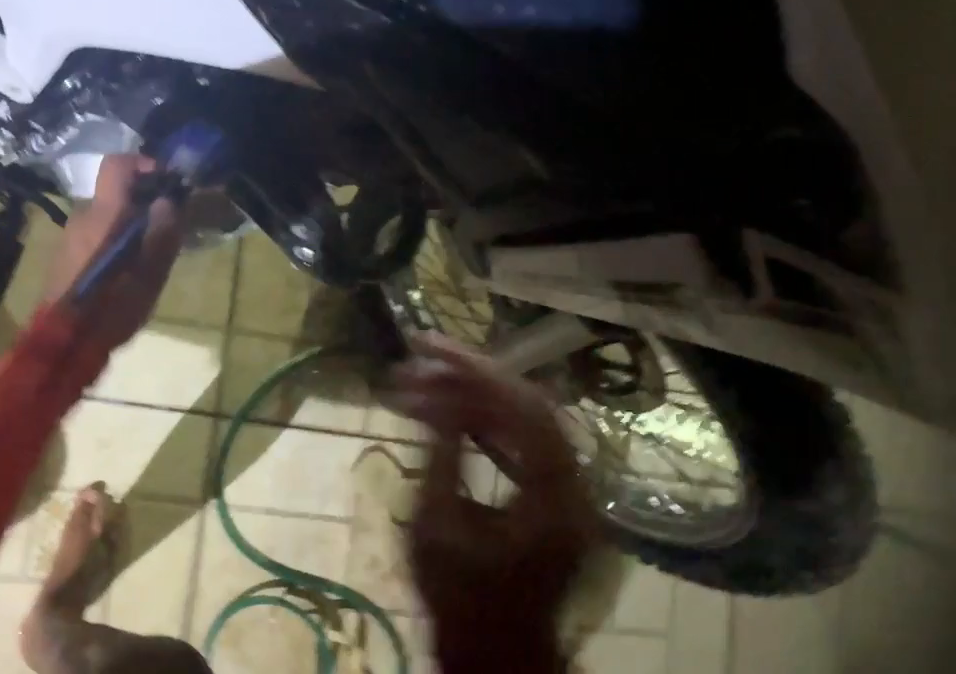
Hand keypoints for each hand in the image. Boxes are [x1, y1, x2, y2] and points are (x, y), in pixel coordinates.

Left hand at [39, 154, 184, 350]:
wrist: (62, 342)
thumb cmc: (110, 307)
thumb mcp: (148, 277)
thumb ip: (160, 235)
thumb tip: (168, 200)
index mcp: (103, 214)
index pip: (116, 164)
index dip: (142, 165)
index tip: (165, 184)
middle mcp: (82, 215)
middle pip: (115, 194)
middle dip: (143, 204)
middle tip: (167, 231)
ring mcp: (69, 235)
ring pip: (105, 217)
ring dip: (128, 226)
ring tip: (149, 258)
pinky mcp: (63, 255)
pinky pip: (93, 235)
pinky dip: (112, 241)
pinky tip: (124, 272)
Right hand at [391, 335, 599, 671]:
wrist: (493, 648)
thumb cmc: (459, 593)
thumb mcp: (438, 523)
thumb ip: (442, 455)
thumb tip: (438, 399)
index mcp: (554, 497)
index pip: (525, 410)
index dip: (475, 370)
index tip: (426, 348)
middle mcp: (573, 489)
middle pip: (529, 408)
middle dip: (470, 374)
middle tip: (418, 353)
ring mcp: (566, 494)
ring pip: (524, 422)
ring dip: (472, 396)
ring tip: (419, 379)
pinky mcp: (551, 500)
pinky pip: (520, 444)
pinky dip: (481, 421)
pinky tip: (443, 411)